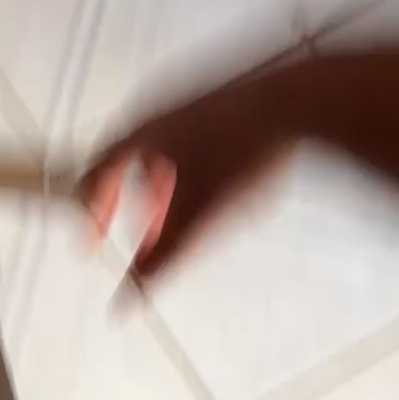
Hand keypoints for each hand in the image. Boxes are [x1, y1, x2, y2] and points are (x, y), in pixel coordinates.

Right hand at [80, 69, 303, 282]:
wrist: (307, 101)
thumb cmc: (244, 151)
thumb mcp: (194, 220)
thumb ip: (158, 262)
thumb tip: (129, 298)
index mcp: (144, 134)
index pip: (98, 174)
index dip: (91, 211)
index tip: (94, 240)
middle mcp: (166, 113)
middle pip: (129, 163)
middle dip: (130, 206)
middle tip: (139, 236)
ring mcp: (199, 103)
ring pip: (165, 154)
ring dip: (162, 192)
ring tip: (178, 221)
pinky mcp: (231, 103)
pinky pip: (194, 143)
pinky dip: (190, 174)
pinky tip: (214, 194)